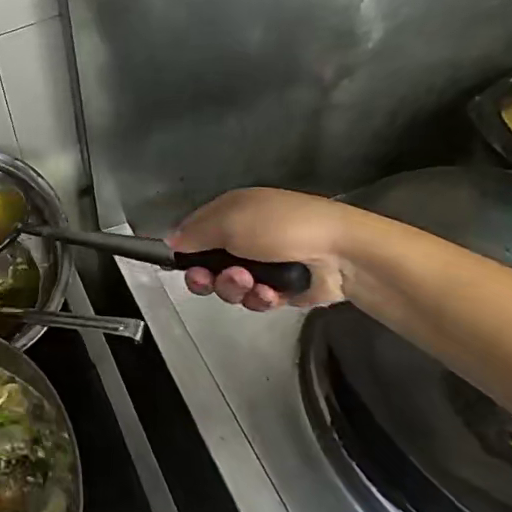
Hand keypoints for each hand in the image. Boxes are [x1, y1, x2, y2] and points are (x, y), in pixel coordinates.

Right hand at [166, 188, 351, 310]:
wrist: (341, 253)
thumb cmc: (280, 227)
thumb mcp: (229, 221)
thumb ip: (194, 233)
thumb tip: (170, 240)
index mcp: (232, 211)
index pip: (195, 230)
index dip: (185, 247)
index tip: (181, 261)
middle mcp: (244, 236)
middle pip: (207, 263)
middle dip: (206, 274)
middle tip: (208, 279)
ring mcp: (263, 264)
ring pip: (229, 285)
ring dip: (234, 287)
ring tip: (250, 282)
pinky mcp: (281, 289)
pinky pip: (255, 299)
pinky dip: (259, 298)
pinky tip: (271, 293)